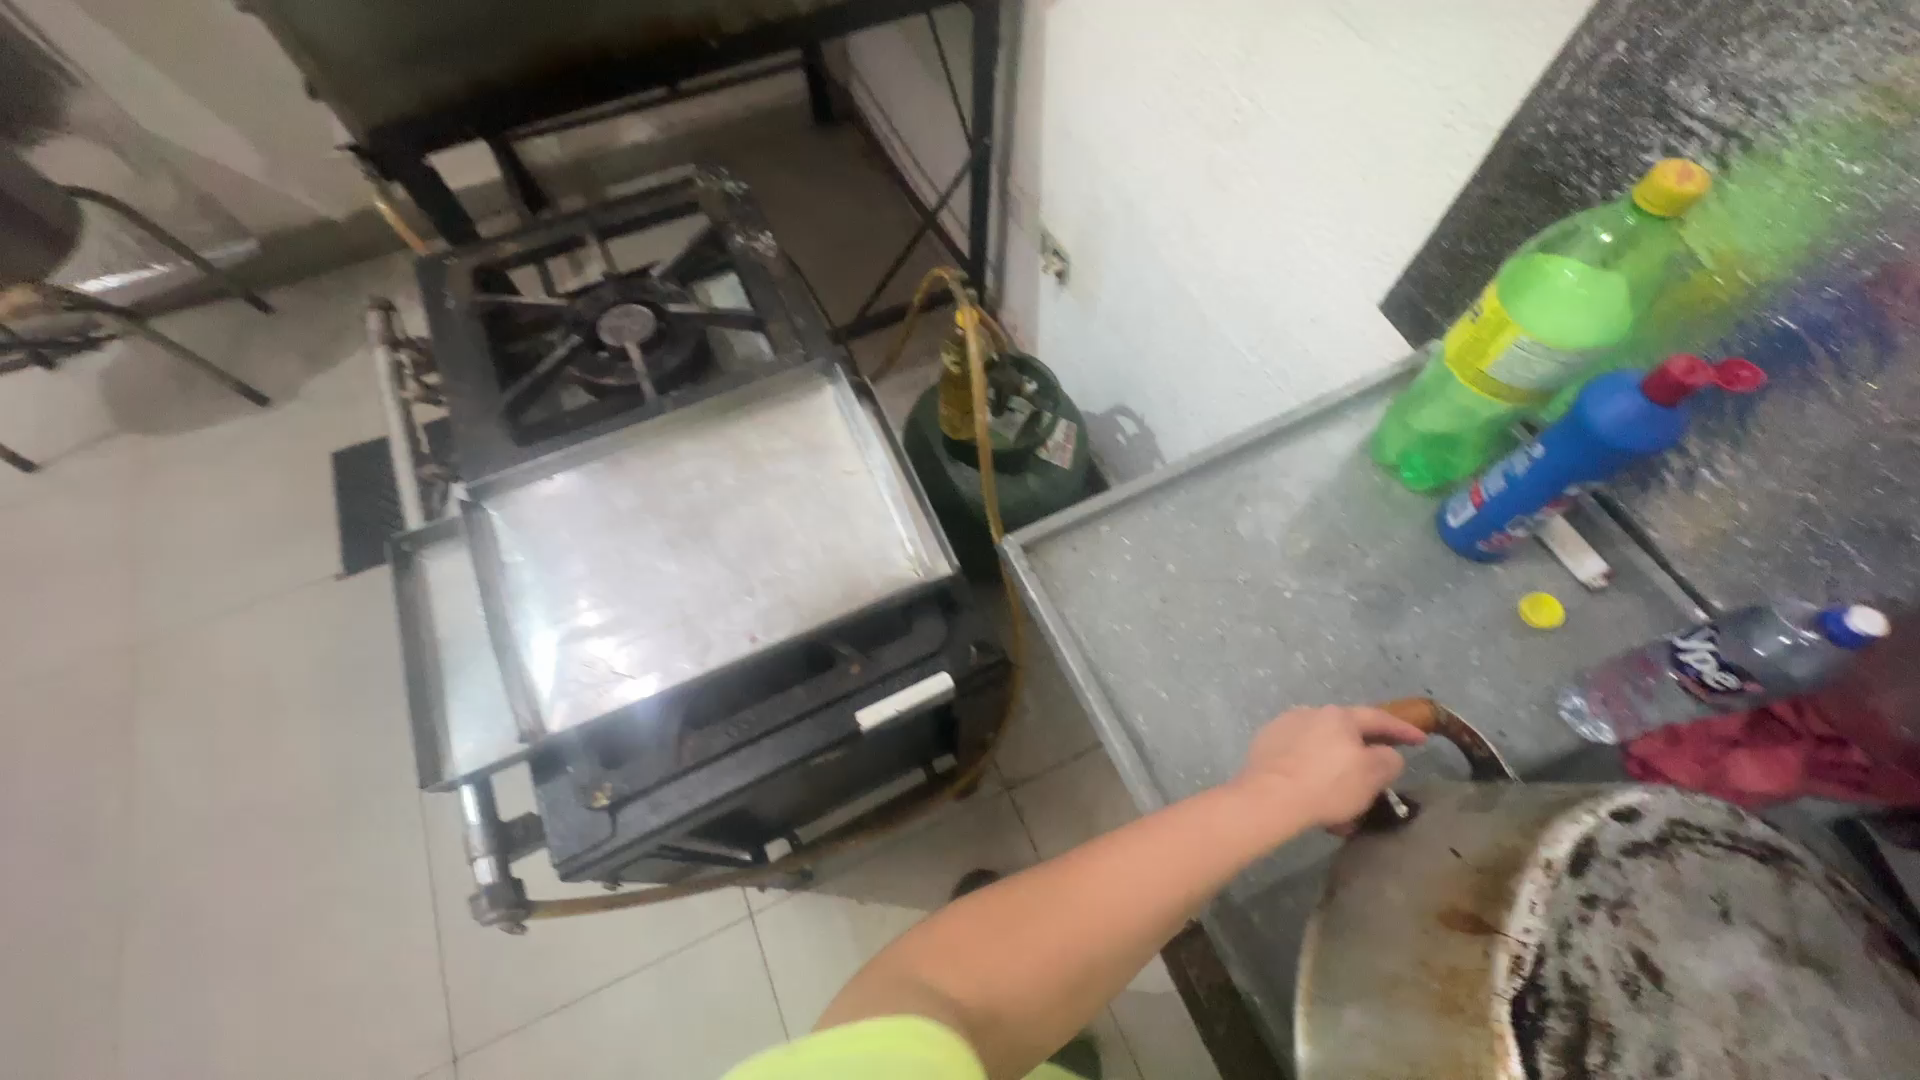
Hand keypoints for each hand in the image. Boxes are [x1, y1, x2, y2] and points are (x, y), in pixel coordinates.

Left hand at [1232, 706, 1426, 830]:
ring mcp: (1282, 728)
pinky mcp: (1263, 746)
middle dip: (1362, 753)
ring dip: (1335, 767)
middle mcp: (1308, 713)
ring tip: (1343, 795)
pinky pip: (1298, 758)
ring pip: (1320, 748)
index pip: (1377, 718)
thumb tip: (1385, 754)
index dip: (1401, 730)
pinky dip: (1312, 773)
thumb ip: (1388, 759)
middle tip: (1375, 772)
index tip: (1420, 739)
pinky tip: (1316, 795)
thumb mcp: (1373, 774)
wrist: (1269, 797)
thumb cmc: (1328, 784)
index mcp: (1337, 716)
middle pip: (1344, 732)